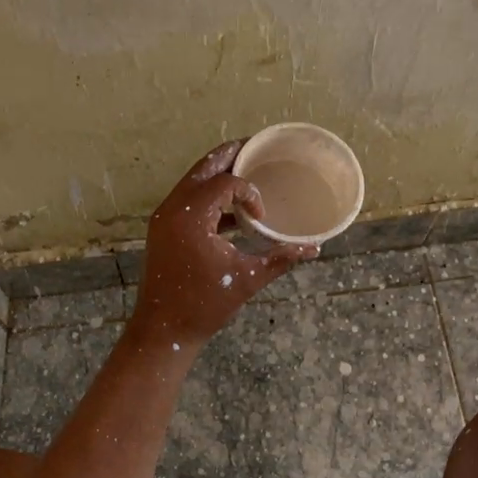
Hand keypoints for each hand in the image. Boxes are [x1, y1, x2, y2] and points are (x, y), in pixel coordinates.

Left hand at [132, 140, 317, 347]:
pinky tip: (230, 209)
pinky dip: (207, 195)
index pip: (224, 183)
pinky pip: (187, 200)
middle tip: (253, 147)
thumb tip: (314, 248)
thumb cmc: (204, 305)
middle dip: (229, 156)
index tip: (261, 215)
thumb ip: (281, 258)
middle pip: (203, 168)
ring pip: (192, 182)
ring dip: (217, 174)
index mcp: (191, 216)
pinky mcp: (163, 229)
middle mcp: (173, 209)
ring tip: (243, 169)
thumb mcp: (247, 279)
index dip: (248, 192)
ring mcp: (164, 219)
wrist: (163, 331)